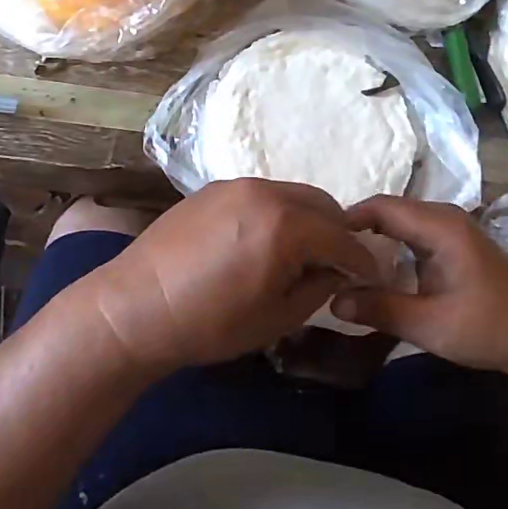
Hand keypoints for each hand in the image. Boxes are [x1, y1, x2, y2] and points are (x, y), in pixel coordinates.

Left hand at [79, 179, 377, 373]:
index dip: (361, 258)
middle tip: (338, 262)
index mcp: (287, 225)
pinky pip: (263, 194)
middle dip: (338, 231)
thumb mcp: (277, 317)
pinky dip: (279, 212)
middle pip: (323, 203)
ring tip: (302, 251)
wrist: (135, 308)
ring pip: (293, 194)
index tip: (372, 274)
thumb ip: (319, 287)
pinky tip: (265, 240)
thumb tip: (338, 270)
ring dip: (308, 219)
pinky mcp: (214, 188)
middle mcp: (267, 192)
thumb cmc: (210, 323)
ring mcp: (237, 185)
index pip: (341, 236)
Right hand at [333, 196, 507, 377]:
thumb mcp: (430, 325)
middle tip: (324, 254)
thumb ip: (381, 309)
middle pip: (389, 211)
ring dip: (372, 239)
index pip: (382, 206)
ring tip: (341, 262)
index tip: (319, 242)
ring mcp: (451, 230)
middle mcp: (444, 218)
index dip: (348, 219)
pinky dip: (389, 248)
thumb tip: (333, 298)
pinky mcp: (453, 246)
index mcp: (441, 226)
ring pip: (399, 223)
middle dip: (356, 229)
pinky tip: (373, 271)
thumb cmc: (489, 328)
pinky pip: (411, 236)